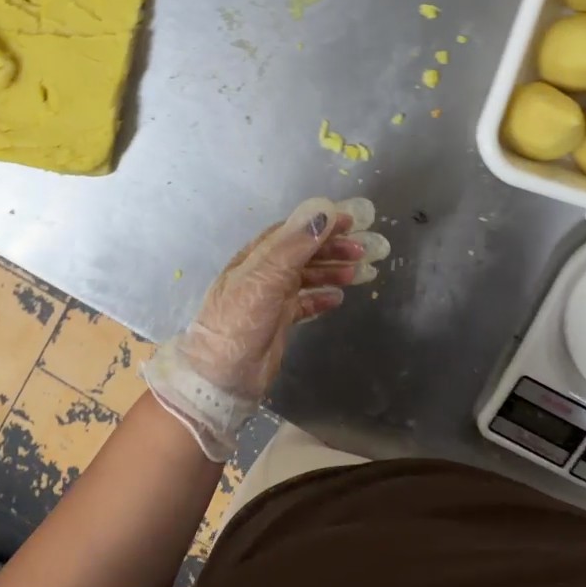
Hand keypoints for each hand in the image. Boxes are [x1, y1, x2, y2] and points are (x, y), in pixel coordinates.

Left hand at [142, 197, 387, 459]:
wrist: (223, 375)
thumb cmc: (240, 321)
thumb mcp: (266, 278)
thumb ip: (294, 245)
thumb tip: (323, 211)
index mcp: (256, 257)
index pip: (293, 231)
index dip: (320, 224)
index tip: (350, 222)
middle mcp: (263, 273)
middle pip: (303, 253)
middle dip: (332, 248)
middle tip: (363, 251)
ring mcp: (270, 298)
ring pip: (306, 277)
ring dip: (331, 271)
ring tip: (358, 274)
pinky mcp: (278, 321)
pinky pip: (304, 303)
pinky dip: (322, 298)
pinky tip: (338, 298)